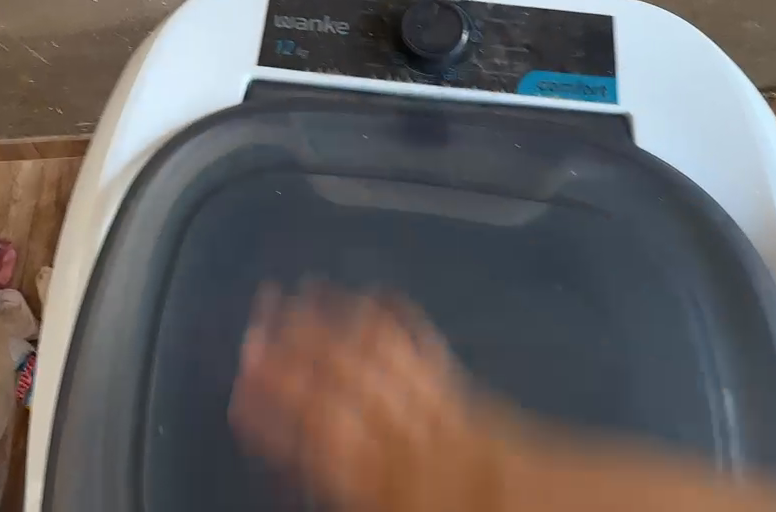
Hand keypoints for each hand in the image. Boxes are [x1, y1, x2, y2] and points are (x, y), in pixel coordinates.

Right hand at [229, 285, 496, 511]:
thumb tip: (298, 450)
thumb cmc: (453, 510)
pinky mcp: (456, 382)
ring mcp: (428, 401)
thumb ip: (346, 481)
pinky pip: (421, 343)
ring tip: (303, 286)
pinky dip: (394, 315)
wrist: (534, 507)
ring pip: (375, 353)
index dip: (272, 407)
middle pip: (339, 380)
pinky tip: (371, 293)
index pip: (313, 436)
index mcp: (379, 481)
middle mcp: (399, 435)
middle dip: (294, 343)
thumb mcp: (386, 510)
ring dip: (338, 317)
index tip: (240, 379)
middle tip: (259, 310)